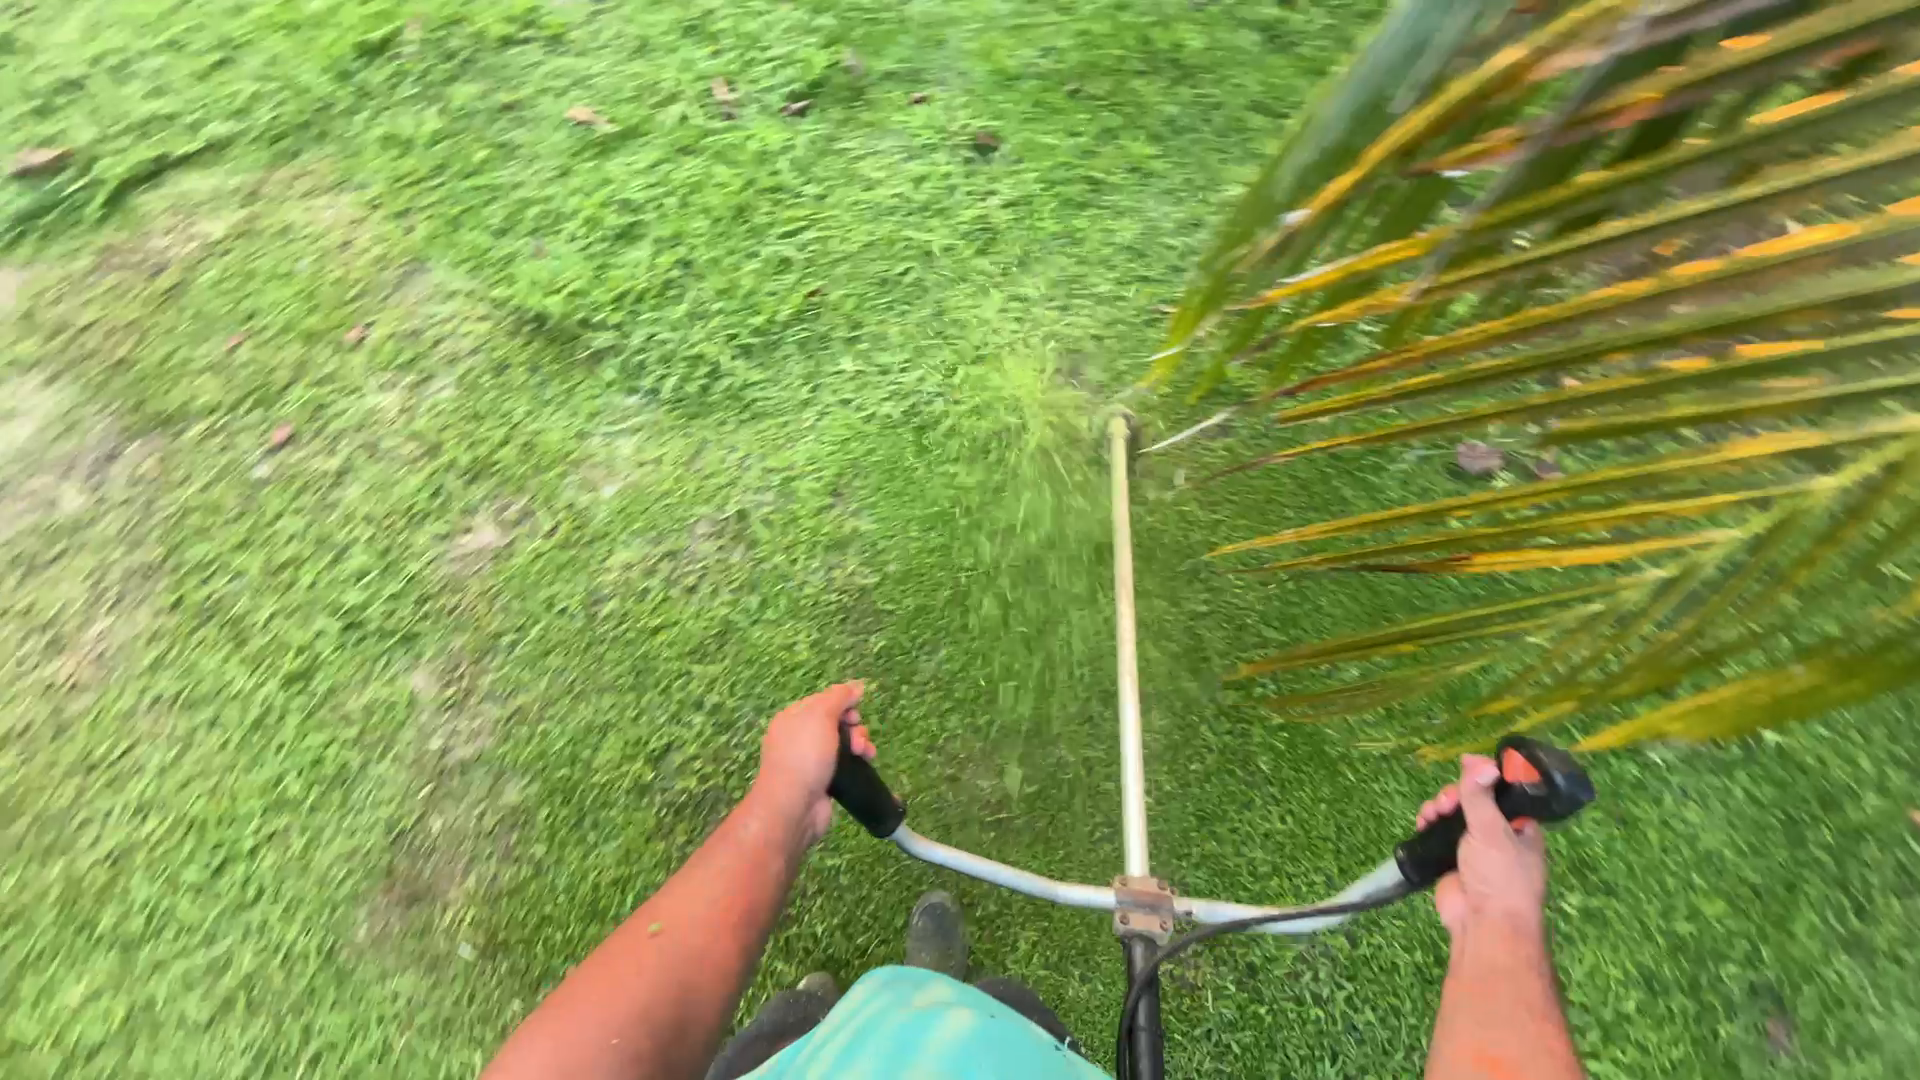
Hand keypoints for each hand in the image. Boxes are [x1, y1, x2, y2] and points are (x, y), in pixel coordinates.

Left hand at [752, 681, 876, 847]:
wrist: (794, 806)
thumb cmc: (805, 754)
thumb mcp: (821, 715)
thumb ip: (839, 696)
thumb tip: (857, 685)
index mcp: (793, 717)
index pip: (823, 700)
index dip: (843, 703)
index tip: (856, 712)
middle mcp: (799, 736)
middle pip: (835, 721)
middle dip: (854, 725)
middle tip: (858, 738)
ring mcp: (810, 760)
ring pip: (842, 742)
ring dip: (859, 742)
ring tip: (865, 753)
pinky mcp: (822, 779)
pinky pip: (843, 763)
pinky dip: (856, 761)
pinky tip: (866, 763)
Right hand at [1415, 753, 1548, 939]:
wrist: (1483, 923)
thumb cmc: (1499, 875)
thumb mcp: (1491, 829)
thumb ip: (1480, 794)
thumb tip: (1479, 760)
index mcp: (1521, 829)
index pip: (1501, 792)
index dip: (1483, 779)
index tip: (1465, 769)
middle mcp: (1499, 836)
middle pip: (1472, 801)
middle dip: (1454, 796)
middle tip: (1446, 803)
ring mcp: (1475, 849)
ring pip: (1453, 815)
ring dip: (1439, 808)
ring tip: (1430, 815)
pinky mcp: (1452, 859)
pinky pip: (1438, 832)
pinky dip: (1429, 824)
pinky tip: (1422, 824)